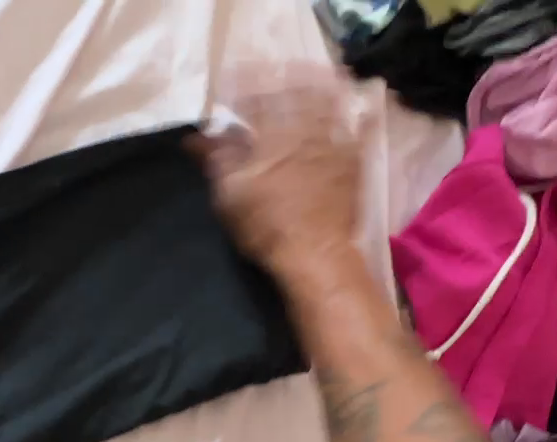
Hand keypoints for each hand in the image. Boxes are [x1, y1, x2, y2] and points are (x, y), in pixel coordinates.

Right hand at [187, 67, 368, 278]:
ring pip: (328, 100)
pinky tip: (360, 104)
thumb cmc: (265, 227)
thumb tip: (195, 137)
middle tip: (269, 74)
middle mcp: (305, 128)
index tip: (228, 83)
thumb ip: (216, 159)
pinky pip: (361, 126)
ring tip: (309, 78)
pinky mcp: (353, 158)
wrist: (314, 252)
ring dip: (317, 85)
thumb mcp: (230, 196)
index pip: (254, 98)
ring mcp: (334, 141)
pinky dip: (359, 112)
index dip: (239, 86)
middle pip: (294, 90)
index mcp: (271, 135)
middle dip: (279, 79)